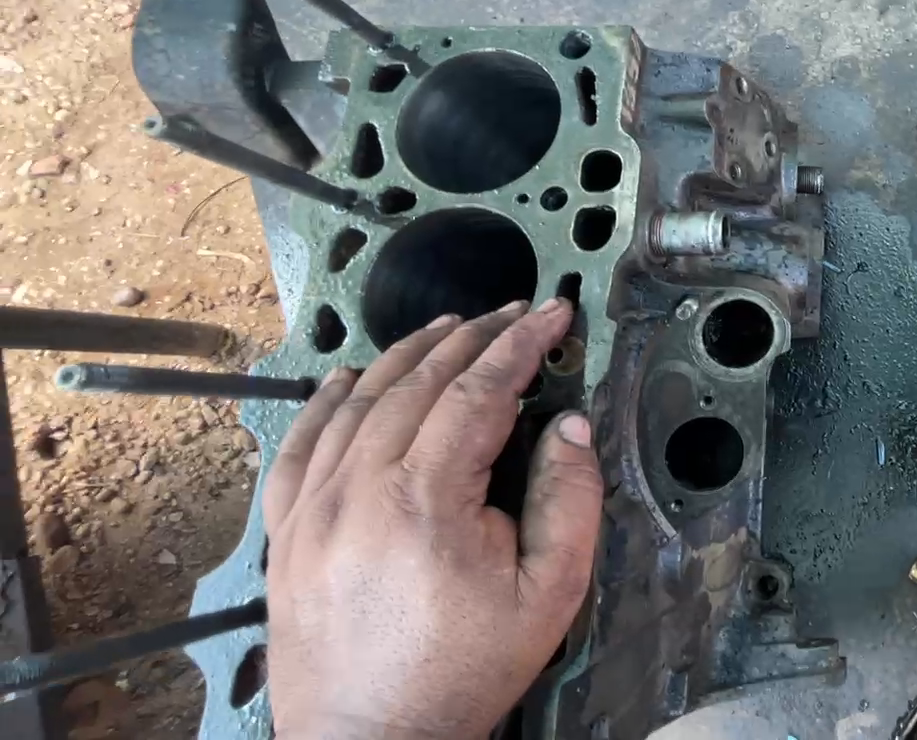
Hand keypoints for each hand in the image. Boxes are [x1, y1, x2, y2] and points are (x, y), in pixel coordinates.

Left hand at [263, 300, 603, 739]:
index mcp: (425, 501)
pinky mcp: (286, 535)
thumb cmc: (471, 665)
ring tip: (455, 325)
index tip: (555, 311)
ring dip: (412, 354)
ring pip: (359, 403)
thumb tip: (570, 423)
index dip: (522, 343)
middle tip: (518, 310)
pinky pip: (300, 447)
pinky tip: (349, 377)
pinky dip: (327, 401)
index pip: (479, 392)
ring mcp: (310, 512)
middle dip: (477, 336)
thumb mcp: (552, 587)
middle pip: (419, 384)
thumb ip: (569, 496)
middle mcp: (356, 492)